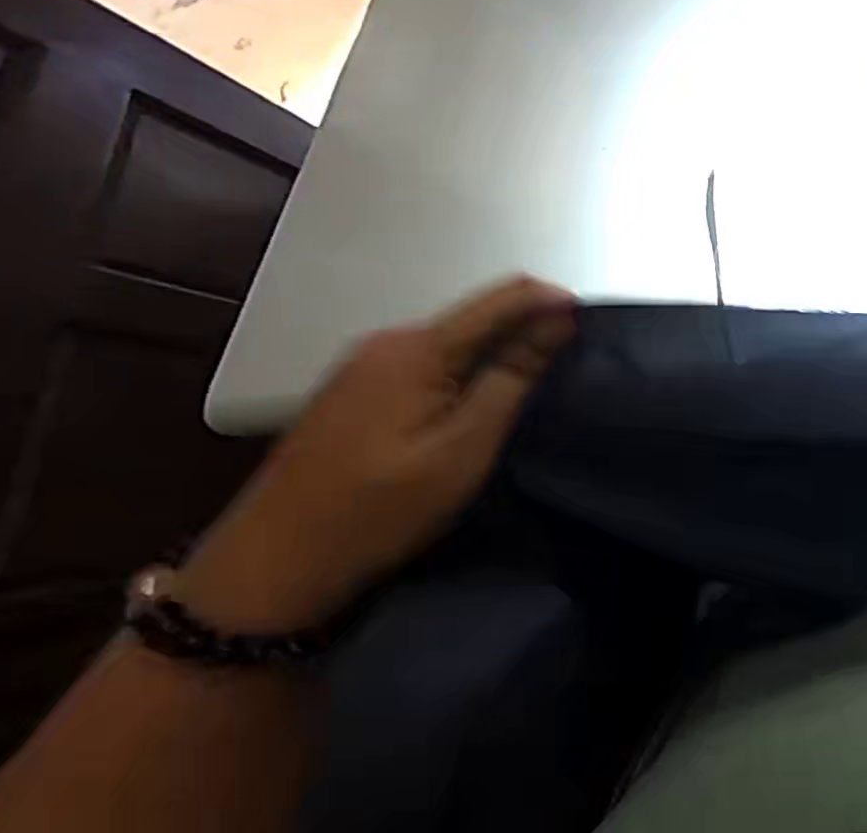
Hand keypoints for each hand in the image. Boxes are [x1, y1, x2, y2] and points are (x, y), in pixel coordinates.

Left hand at [175, 277, 576, 632]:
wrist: (271, 567)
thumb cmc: (381, 508)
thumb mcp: (465, 445)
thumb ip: (513, 375)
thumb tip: (559, 319)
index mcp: (415, 348)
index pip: (501, 298)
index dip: (552, 300)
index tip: (595, 320)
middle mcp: (388, 340)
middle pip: (478, 313)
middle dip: (530, 325)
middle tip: (572, 360)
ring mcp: (366, 363)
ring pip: (456, 337)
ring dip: (501, 347)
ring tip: (538, 379)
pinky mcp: (357, 387)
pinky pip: (432, 358)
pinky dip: (470, 366)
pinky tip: (483, 397)